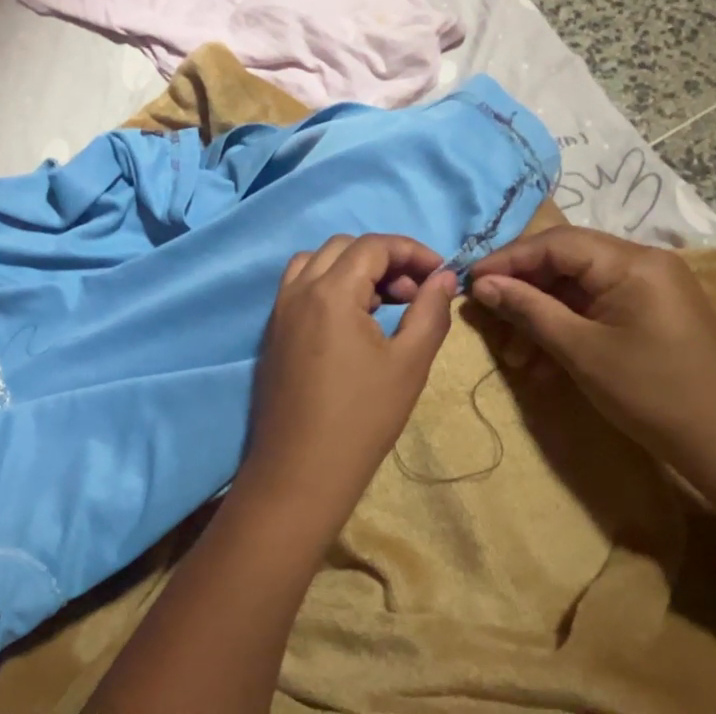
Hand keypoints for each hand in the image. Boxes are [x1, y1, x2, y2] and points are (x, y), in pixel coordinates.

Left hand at [239, 235, 456, 529]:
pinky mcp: (271, 332)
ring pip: (315, 263)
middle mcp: (297, 290)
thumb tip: (443, 278)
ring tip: (382, 306)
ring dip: (352, 270)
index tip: (440, 274)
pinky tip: (352, 325)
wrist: (300, 469)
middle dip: (383, 259)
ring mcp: (278, 311)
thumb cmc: (362, 418)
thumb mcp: (409, 363)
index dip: (411, 251)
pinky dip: (328, 287)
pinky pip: (298, 288)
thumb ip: (429, 312)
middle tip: (413, 293)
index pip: (372, 245)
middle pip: (342, 248)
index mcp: (330, 291)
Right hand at [466, 226, 715, 490]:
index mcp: (632, 263)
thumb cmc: (652, 393)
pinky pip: (597, 307)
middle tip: (489, 320)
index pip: (555, 242)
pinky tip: (543, 363)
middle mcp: (644, 264)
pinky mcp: (653, 314)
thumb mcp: (580, 351)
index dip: (508, 260)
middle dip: (523, 291)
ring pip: (577, 287)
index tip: (471, 283)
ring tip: (516, 357)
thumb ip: (528, 309)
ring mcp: (651, 289)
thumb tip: (482, 284)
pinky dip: (566, 327)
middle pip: (565, 261)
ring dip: (541, 315)